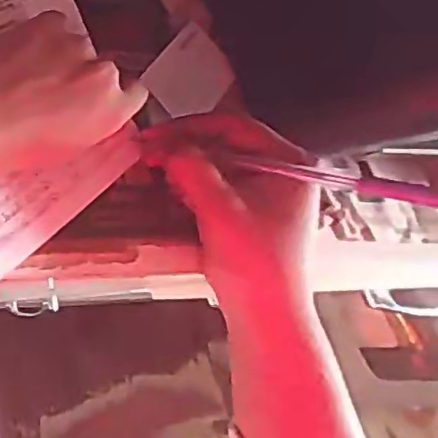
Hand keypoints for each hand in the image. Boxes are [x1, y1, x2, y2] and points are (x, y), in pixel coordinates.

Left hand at [0, 12, 146, 178]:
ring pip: (77, 45)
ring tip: (26, 75)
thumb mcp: (65, 150)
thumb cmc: (11, 146)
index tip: (88, 98)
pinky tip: (20, 56)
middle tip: (48, 91)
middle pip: (102, 67)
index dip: (107, 95)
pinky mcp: (48, 25)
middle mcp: (104, 74)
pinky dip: (41, 36)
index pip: (133, 92)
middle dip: (80, 76)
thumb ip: (91, 124)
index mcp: (112, 110)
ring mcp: (76, 45)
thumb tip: (90, 112)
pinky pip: (55, 25)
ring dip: (58, 55)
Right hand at [140, 113, 319, 300]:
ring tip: (154, 170)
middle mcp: (280, 172)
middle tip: (149, 153)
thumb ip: (192, 171)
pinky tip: (169, 190)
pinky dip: (189, 183)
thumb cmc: (256, 264)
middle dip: (182, 147)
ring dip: (182, 165)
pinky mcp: (248, 209)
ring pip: (215, 163)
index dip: (189, 127)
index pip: (234, 126)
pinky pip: (214, 183)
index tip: (156, 135)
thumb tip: (164, 145)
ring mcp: (264, 191)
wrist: (264, 310)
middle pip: (223, 143)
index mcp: (288, 164)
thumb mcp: (220, 210)